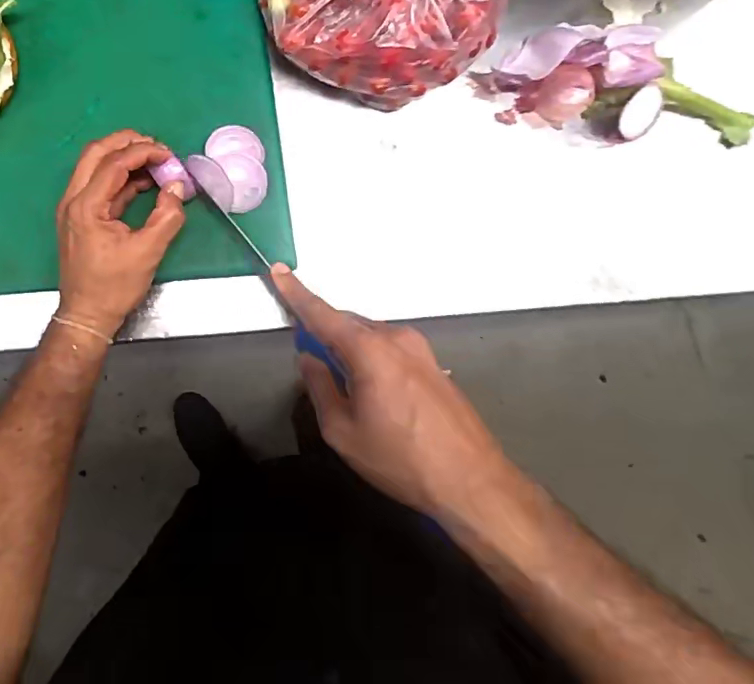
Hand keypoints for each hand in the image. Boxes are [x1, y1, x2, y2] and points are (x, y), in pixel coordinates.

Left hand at [54, 130, 185, 338]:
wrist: (86, 316)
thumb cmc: (113, 287)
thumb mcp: (148, 251)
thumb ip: (166, 215)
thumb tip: (177, 186)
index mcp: (85, 206)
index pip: (114, 163)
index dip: (143, 152)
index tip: (169, 156)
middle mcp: (72, 200)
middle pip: (96, 153)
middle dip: (126, 142)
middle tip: (156, 145)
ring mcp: (73, 207)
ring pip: (94, 166)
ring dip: (123, 158)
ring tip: (155, 161)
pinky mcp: (80, 217)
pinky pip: (99, 185)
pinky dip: (121, 177)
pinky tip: (145, 181)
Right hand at [271, 263, 514, 518]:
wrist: (475, 484)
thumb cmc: (402, 460)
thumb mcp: (343, 432)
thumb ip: (319, 387)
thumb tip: (310, 359)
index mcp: (368, 350)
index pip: (321, 313)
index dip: (295, 292)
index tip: (278, 269)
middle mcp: (394, 338)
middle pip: (346, 323)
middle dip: (323, 332)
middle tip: (309, 357)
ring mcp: (419, 348)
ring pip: (369, 335)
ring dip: (349, 348)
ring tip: (346, 388)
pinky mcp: (433, 363)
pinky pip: (389, 347)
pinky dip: (371, 357)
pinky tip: (374, 393)